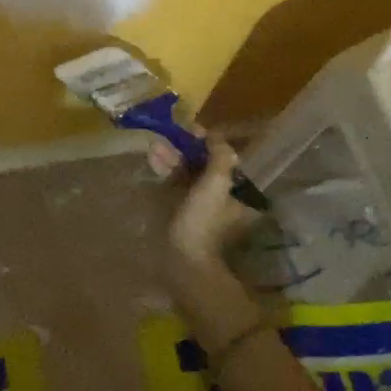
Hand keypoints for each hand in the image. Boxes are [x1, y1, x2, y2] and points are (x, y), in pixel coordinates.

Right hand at [149, 133, 263, 266]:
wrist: (183, 260)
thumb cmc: (203, 220)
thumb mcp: (216, 184)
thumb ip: (220, 157)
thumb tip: (215, 136)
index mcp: (238, 193)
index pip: (225, 159)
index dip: (209, 142)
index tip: (191, 130)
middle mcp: (223, 198)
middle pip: (205, 165)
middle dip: (186, 149)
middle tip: (169, 134)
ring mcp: (202, 206)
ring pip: (188, 174)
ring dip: (173, 158)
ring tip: (154, 145)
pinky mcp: (183, 213)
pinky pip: (176, 186)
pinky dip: (166, 172)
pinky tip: (153, 159)